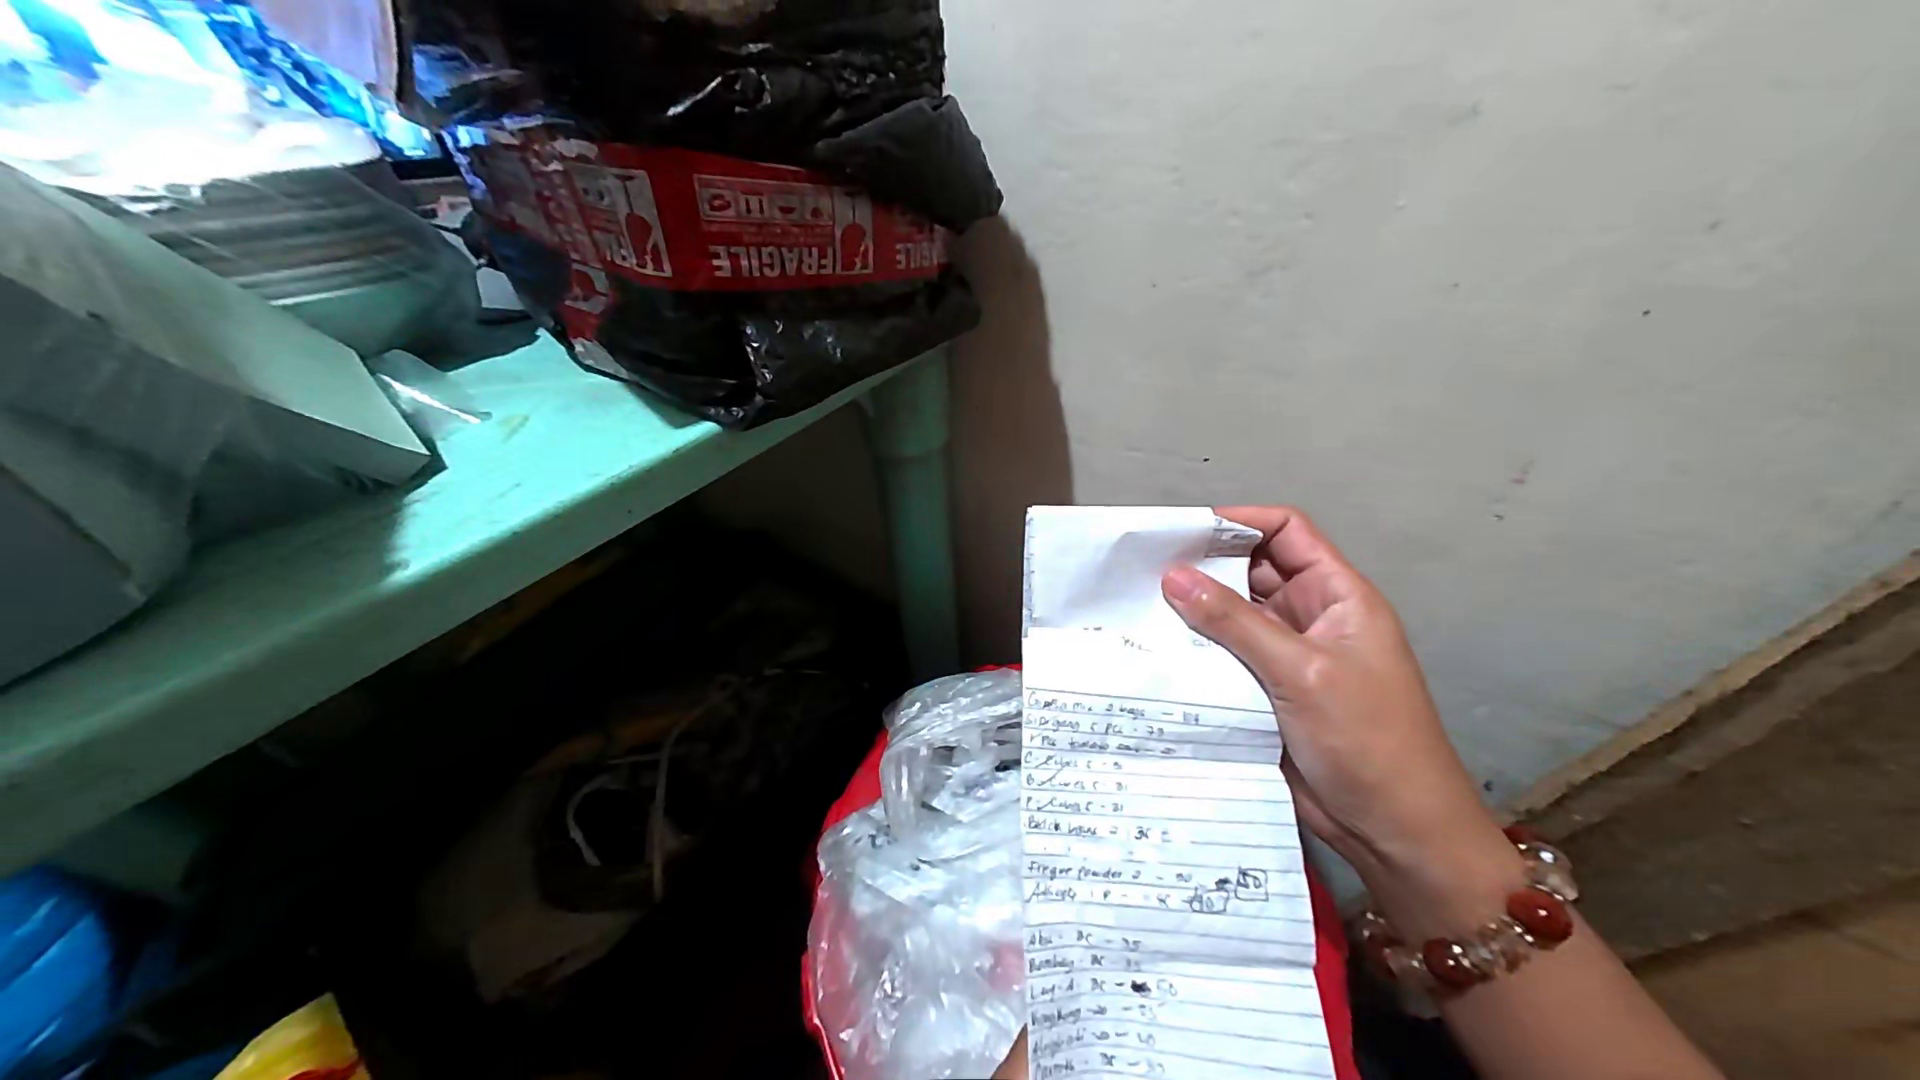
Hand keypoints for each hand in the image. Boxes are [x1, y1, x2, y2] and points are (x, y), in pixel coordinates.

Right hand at [1161, 507, 1516, 924]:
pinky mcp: (1262, 690)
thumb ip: (1234, 622)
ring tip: (1137, 604)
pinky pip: (1222, 656)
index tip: (1184, 530)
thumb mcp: (1301, 671)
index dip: (1240, 521)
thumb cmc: (1366, 739)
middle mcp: (1308, 616)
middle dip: (1204, 566)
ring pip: (1231, 615)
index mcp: (1337, 596)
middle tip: (1143, 568)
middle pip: (1251, 571)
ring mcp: (1284, 655)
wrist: (1393, 830)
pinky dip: (1194, 649)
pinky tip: (1155, 648)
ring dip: (1193, 610)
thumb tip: (1172, 575)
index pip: (1287, 532)